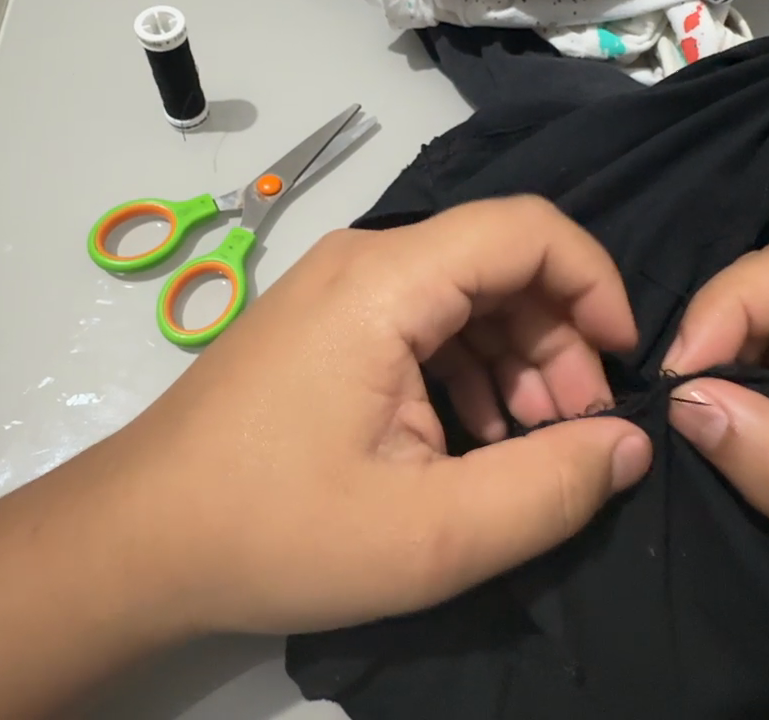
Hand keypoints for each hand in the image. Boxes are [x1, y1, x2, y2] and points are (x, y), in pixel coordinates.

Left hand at [86, 196, 653, 637]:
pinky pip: (424, 323)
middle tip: (577, 431)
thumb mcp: (428, 534)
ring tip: (531, 445)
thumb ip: (547, 487)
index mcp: (387, 281)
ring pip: (465, 296)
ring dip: (517, 362)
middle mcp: (364, 261)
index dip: (593, 282)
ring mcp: (340, 289)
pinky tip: (474, 437)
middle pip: (498, 265)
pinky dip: (469, 370)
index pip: (525, 229)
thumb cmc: (274, 529)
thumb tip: (631, 443)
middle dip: (558, 340)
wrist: (137, 539)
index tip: (624, 360)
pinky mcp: (328, 324)